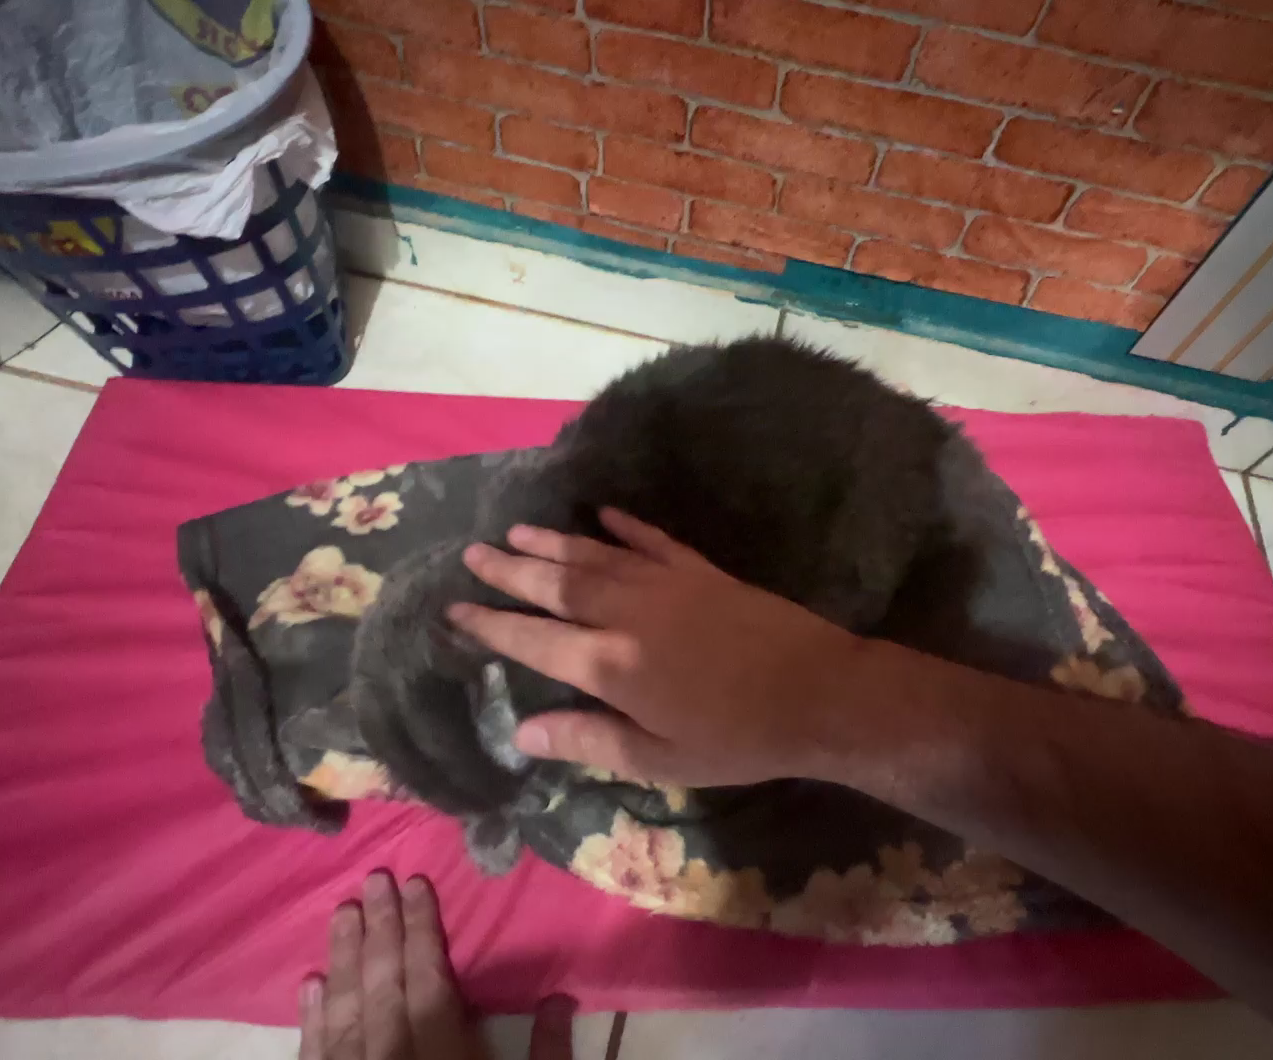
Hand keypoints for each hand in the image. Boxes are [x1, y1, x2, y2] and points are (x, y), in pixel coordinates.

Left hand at [299, 871, 572, 1059]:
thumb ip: (547, 1058)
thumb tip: (561, 995)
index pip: (428, 981)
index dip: (421, 929)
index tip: (414, 882)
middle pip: (382, 988)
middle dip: (379, 930)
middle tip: (371, 878)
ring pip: (343, 1015)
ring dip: (342, 960)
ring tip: (342, 912)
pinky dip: (311, 1022)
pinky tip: (311, 985)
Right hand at [445, 508, 882, 787]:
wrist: (817, 693)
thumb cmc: (736, 738)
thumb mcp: (659, 760)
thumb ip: (588, 741)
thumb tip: (521, 732)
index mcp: (612, 664)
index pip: (535, 640)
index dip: (492, 625)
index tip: (455, 609)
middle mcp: (629, 613)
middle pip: (557, 584)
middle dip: (511, 570)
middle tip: (473, 552)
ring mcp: (667, 584)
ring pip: (596, 555)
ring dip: (554, 542)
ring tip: (517, 529)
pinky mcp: (701, 571)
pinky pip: (653, 540)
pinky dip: (626, 526)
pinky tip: (604, 513)